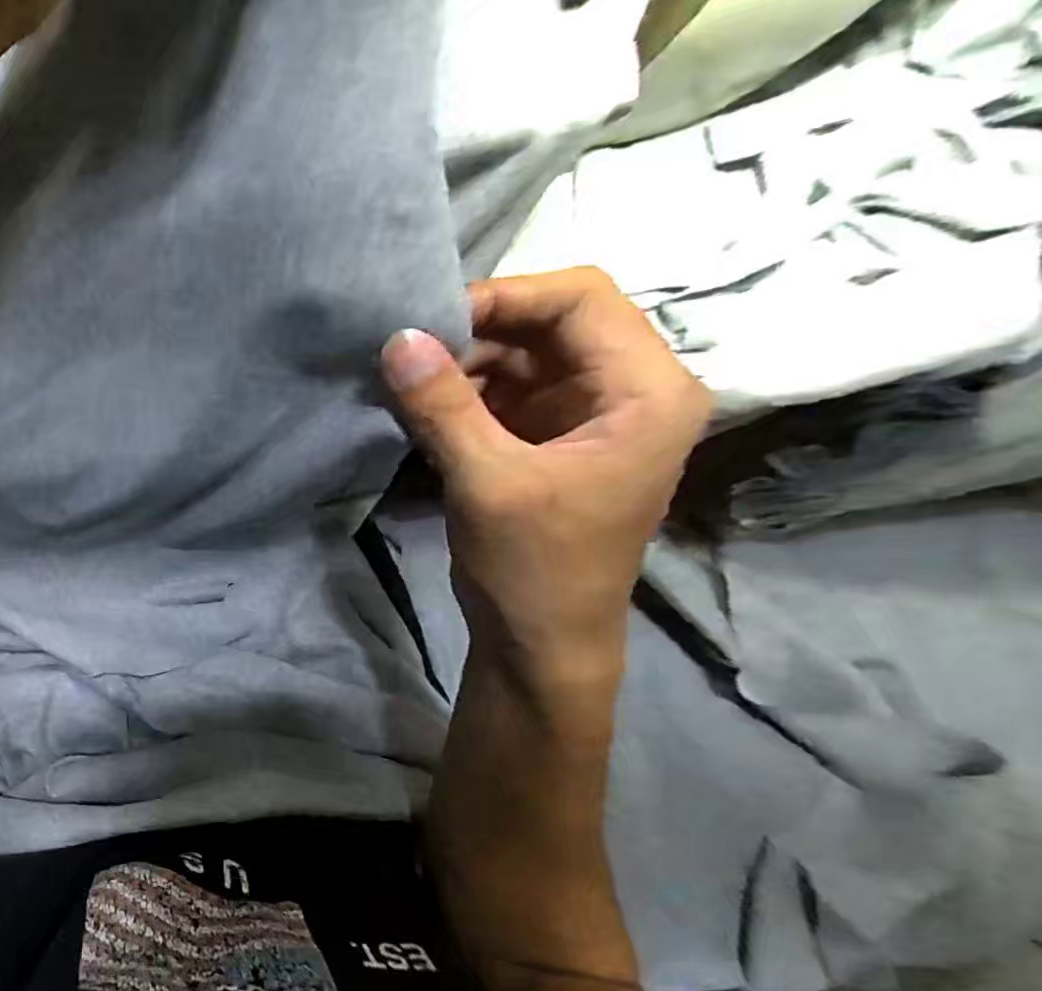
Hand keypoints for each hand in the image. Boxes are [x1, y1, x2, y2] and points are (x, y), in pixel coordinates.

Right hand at [382, 268, 711, 668]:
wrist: (539, 641)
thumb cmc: (534, 566)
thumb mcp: (485, 482)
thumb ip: (442, 406)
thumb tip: (396, 337)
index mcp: (645, 391)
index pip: (582, 299)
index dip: (505, 297)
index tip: (431, 320)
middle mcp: (626, 389)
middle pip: (551, 323)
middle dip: (477, 332)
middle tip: (410, 351)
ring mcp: (586, 414)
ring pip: (522, 355)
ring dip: (464, 364)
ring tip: (409, 382)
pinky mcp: (550, 437)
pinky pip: (505, 391)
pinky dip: (463, 393)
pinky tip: (423, 405)